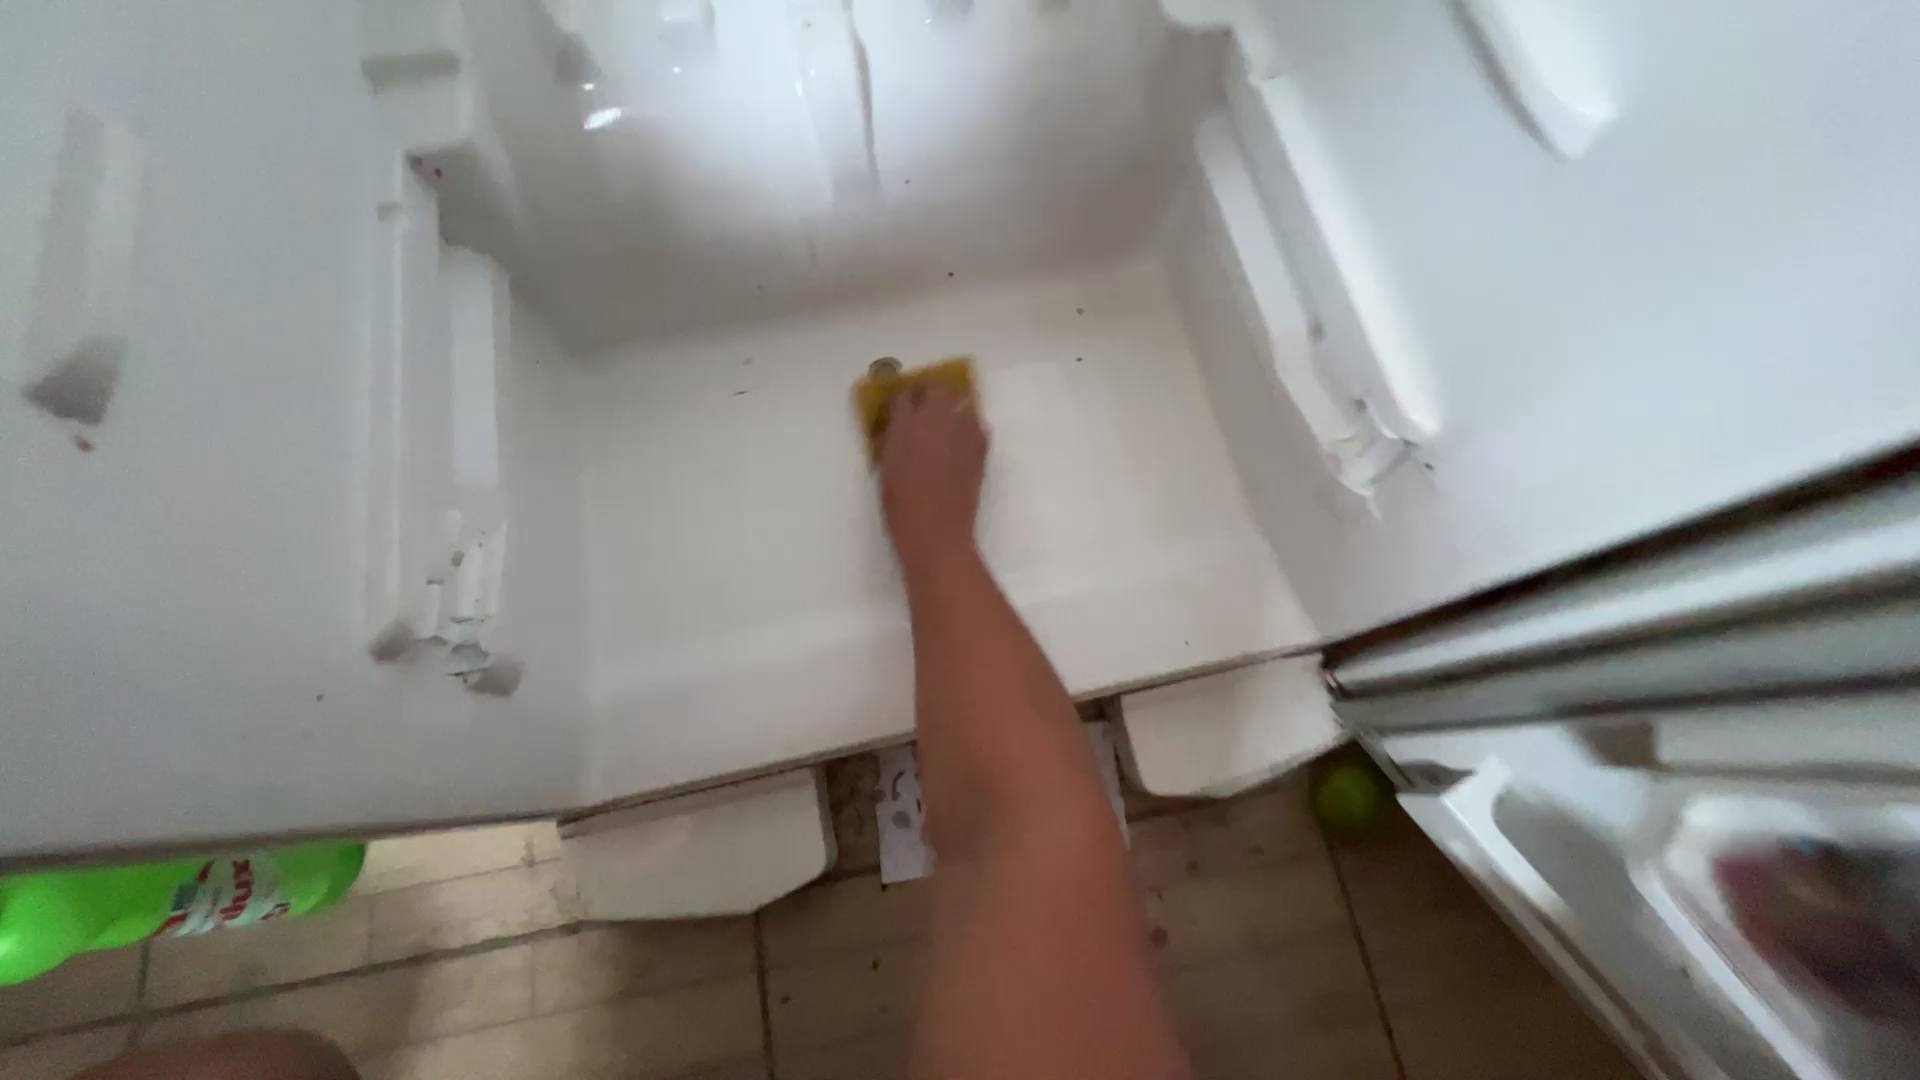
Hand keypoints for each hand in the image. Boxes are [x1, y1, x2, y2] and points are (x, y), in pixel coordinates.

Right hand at [878, 382, 987, 572]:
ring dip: (953, 405)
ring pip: (963, 400)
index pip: (903, 394)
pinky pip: (977, 424)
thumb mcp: (886, 470)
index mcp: (905, 426)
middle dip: (930, 391)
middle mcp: (936, 420)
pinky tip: (961, 442)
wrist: (937, 533)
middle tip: (925, 404)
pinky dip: (969, 426)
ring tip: (947, 421)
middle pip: (937, 386)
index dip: (902, 397)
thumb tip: (897, 428)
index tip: (901, 404)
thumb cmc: (901, 508)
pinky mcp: (981, 447)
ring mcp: (963, 432)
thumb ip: (892, 442)